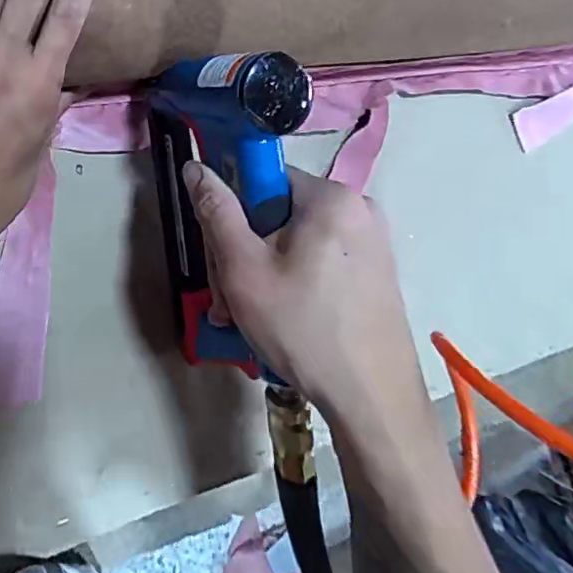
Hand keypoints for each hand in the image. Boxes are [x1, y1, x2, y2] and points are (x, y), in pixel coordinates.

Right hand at [185, 163, 415, 406]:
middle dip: (244, 252)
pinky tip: (280, 320)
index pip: (261, 177)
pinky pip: (320, 260)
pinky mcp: (377, 272)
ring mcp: (373, 243)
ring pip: (295, 240)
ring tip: (247, 317)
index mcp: (331, 196)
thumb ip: (216, 211)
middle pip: (276, 212)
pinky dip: (293, 282)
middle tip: (228, 297)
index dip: (233, 211)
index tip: (223, 254)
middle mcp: (359, 209)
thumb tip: (195, 166)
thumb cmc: (302, 328)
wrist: (375, 405)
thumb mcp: (243, 268)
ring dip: (263, 273)